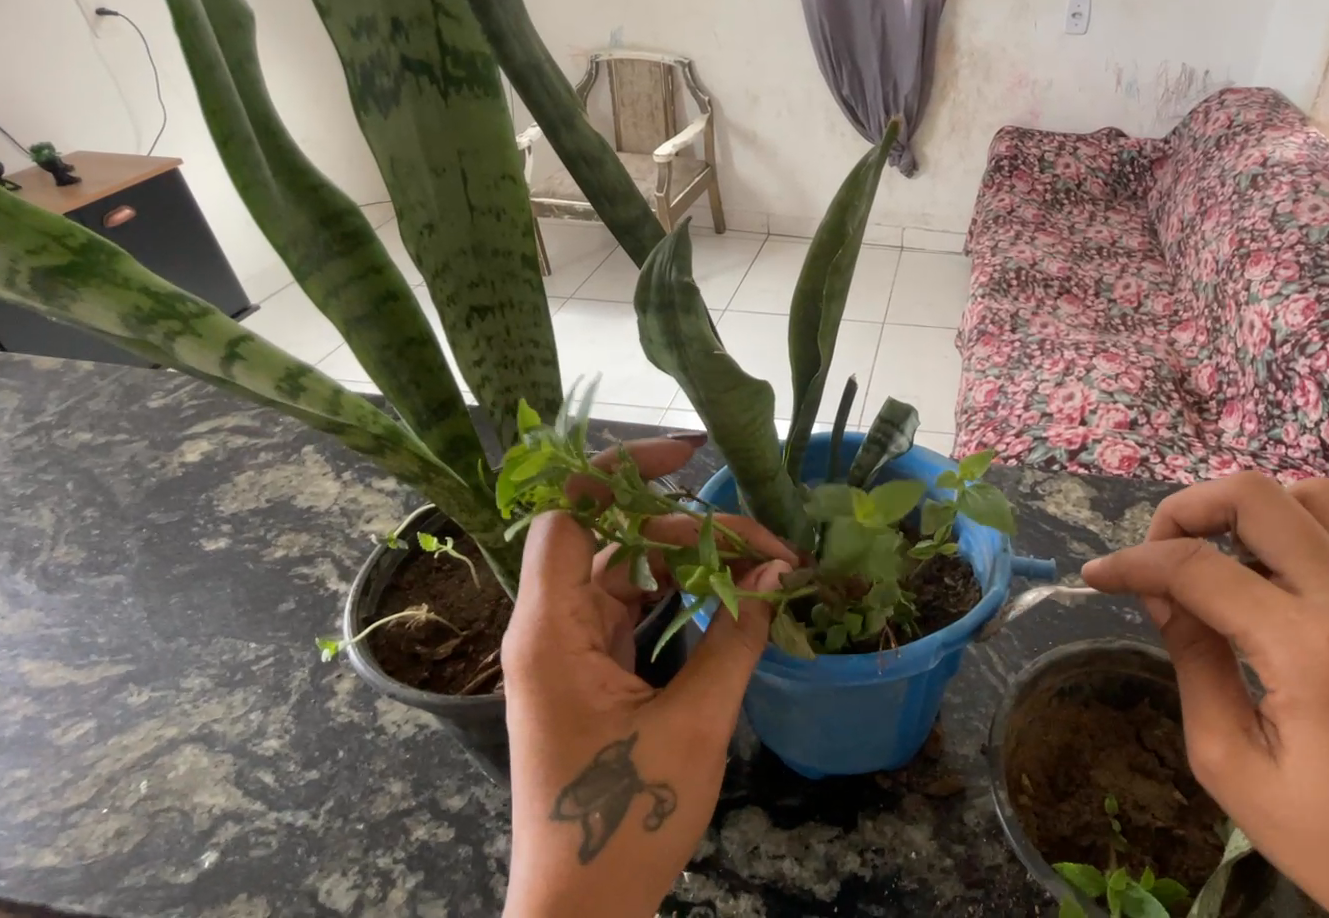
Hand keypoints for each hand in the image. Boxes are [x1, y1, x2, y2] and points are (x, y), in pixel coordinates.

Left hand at [501, 437, 793, 917]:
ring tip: (762, 568)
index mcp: (553, 632)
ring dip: (694, 563)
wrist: (581, 912)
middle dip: (694, 530)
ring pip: (632, 573)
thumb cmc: (625, 824)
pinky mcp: (592, 673)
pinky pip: (638, 610)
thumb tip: (775, 574)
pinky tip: (732, 596)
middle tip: (770, 551)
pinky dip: (684, 597)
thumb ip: (736, 638)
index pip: (568, 515)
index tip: (689, 456)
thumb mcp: (694, 725)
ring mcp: (572, 652)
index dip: (621, 472)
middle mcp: (553, 629)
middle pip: (618, 541)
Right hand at [1081, 474, 1328, 917]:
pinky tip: (1253, 577)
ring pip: (1305, 495)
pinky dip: (1280, 527)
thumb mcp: (1232, 764)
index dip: (1134, 563)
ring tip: (1205, 558)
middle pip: (1255, 495)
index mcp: (1305, 648)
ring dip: (1241, 509)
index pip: (1198, 567)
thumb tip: (1161, 596)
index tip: (1096, 577)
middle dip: (1186, 509)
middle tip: (1154, 557)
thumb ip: (1193, 661)